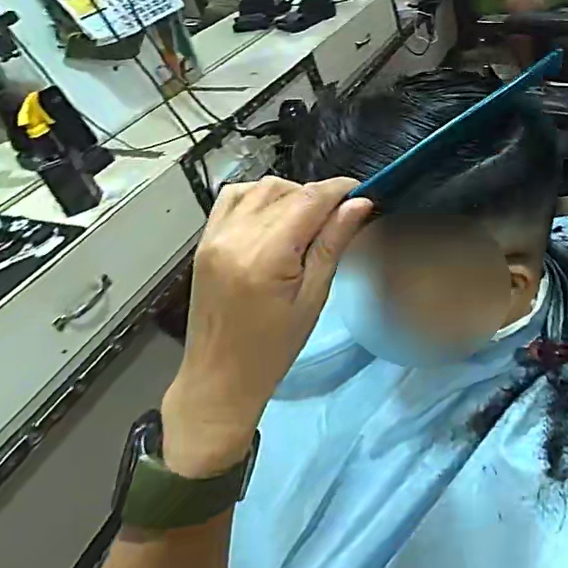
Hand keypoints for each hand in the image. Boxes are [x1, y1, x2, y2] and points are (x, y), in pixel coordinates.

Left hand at [161, 177, 371, 476]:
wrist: (218, 380)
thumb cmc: (273, 349)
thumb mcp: (314, 298)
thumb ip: (334, 243)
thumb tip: (360, 203)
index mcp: (265, 256)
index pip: (310, 199)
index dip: (340, 189)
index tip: (362, 192)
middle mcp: (236, 237)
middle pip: (288, 190)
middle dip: (319, 195)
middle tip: (339, 216)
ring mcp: (215, 236)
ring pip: (262, 187)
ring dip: (291, 193)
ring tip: (307, 219)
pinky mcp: (205, 240)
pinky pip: (234, 196)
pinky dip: (259, 195)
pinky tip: (274, 214)